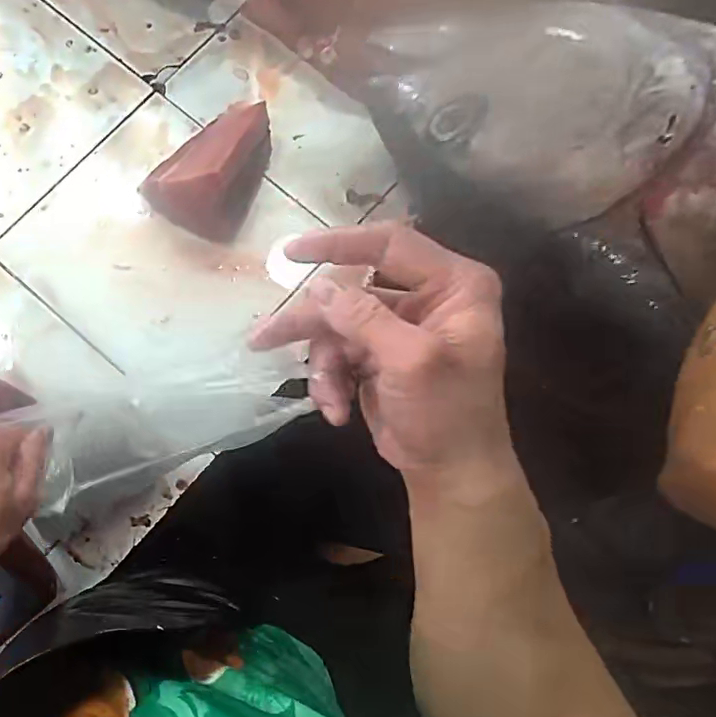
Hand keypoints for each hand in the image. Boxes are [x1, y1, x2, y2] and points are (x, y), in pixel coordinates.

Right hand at [248, 223, 514, 496]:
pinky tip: (337, 411)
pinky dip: (330, 384)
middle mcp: (425, 299)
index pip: (390, 245)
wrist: (450, 471)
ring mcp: (396, 329)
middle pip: (350, 294)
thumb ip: (364, 319)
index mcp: (452, 285)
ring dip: (324, 367)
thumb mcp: (410, 361)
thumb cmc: (448, 414)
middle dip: (312, 324)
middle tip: (263, 337)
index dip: (339, 244)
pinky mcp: (375, 358)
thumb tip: (318, 288)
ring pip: (336, 329)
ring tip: (326, 400)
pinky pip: (337, 356)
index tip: (291, 253)